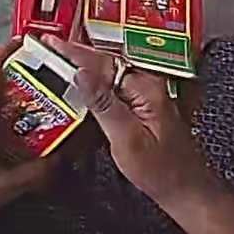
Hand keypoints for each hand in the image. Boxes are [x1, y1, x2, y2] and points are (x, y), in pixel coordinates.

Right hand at [54, 39, 219, 209]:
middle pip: (105, 62)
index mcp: (145, 89)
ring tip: (58, 57)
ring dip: (83, 64)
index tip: (52, 44)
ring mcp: (146, 95)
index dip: (72, 52)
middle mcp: (148, 86)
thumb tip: (81, 76)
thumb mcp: (126, 138)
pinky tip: (81, 80)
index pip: (101, 63)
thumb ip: (102, 104)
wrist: (185, 189)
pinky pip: (113, 86)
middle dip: (75, 52)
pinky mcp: (142, 105)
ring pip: (108, 73)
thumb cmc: (161, 170)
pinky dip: (93, 81)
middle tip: (49, 45)